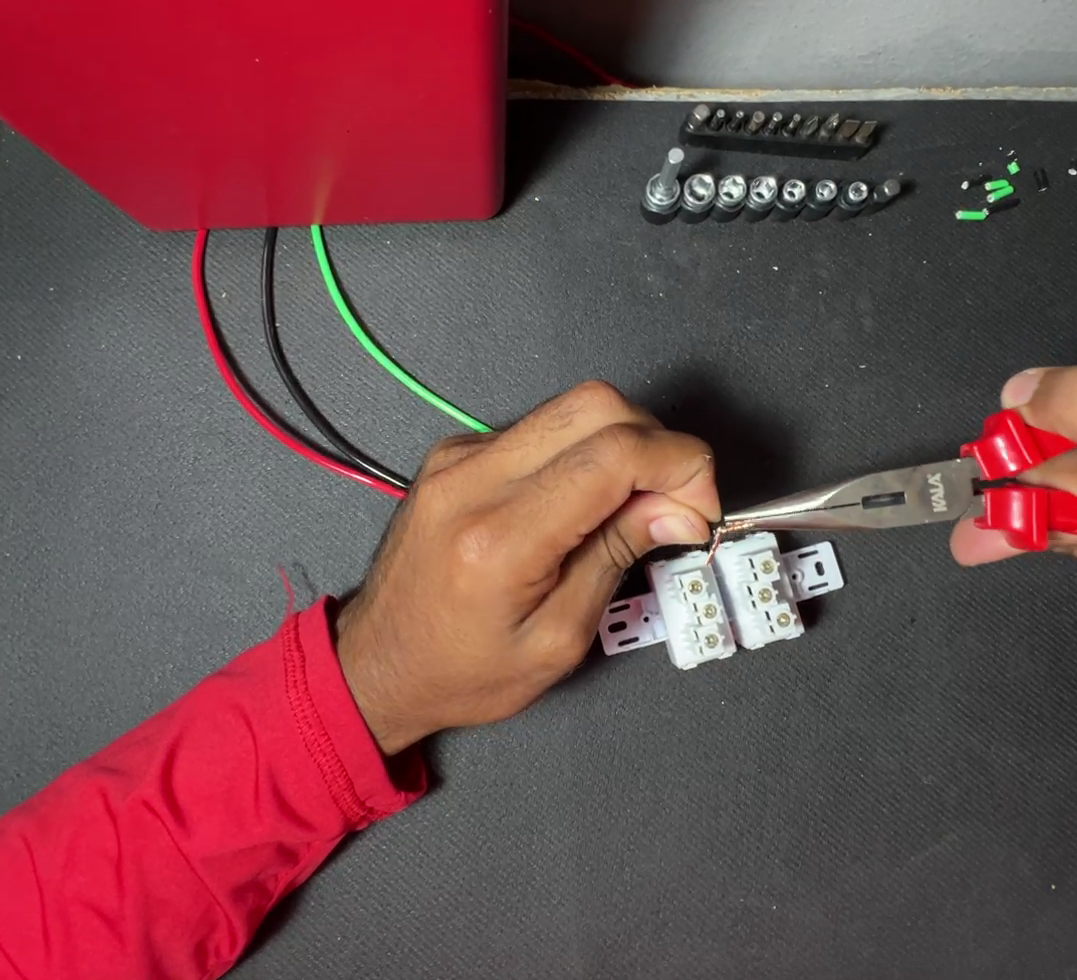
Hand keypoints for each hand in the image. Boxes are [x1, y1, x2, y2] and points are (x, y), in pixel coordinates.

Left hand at [336, 382, 719, 753]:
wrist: (377, 661)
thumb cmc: (464, 670)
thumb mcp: (558, 639)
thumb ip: (616, 557)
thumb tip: (678, 506)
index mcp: (499, 536)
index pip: (612, 454)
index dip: (680, 466)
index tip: (699, 507)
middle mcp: (473, 476)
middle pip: (596, 404)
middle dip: (659, 441)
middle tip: (675, 501)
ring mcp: (460, 454)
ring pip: (572, 405)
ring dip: (625, 441)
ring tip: (636, 502)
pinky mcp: (457, 450)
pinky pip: (543, 426)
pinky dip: (586, 448)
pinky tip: (588, 497)